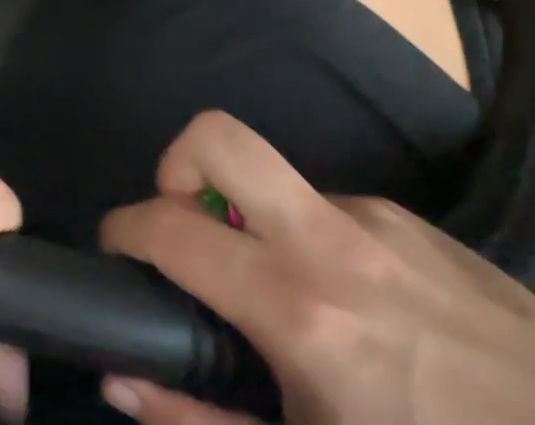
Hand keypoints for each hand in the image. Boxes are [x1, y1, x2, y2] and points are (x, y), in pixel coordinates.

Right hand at [99, 111, 534, 424]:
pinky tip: (352, 306)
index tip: (117, 253)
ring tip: (282, 295)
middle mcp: (331, 242)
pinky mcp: (416, 222)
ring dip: (251, 221)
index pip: (168, 226)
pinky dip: (310, 243)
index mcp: (298, 308)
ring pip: (273, 182)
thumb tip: (118, 380)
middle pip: (217, 138)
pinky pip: (329, 211)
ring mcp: (378, 221)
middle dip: (173, 164)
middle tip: (180, 225)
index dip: (120, 230)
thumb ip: (198, 421)